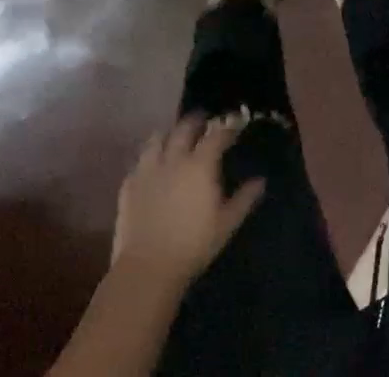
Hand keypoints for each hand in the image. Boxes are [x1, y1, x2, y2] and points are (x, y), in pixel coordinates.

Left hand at [112, 119, 264, 283]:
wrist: (147, 267)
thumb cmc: (194, 244)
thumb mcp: (227, 223)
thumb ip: (244, 198)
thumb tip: (260, 181)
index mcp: (200, 165)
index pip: (216, 136)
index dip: (227, 128)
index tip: (234, 126)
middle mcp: (173, 160)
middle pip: (183, 129)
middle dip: (195, 121)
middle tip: (202, 120)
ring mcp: (147, 171)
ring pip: (156, 139)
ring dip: (168, 134)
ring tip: (173, 137)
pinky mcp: (128, 185)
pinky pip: (139, 162)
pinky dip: (149, 157)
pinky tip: (152, 166)